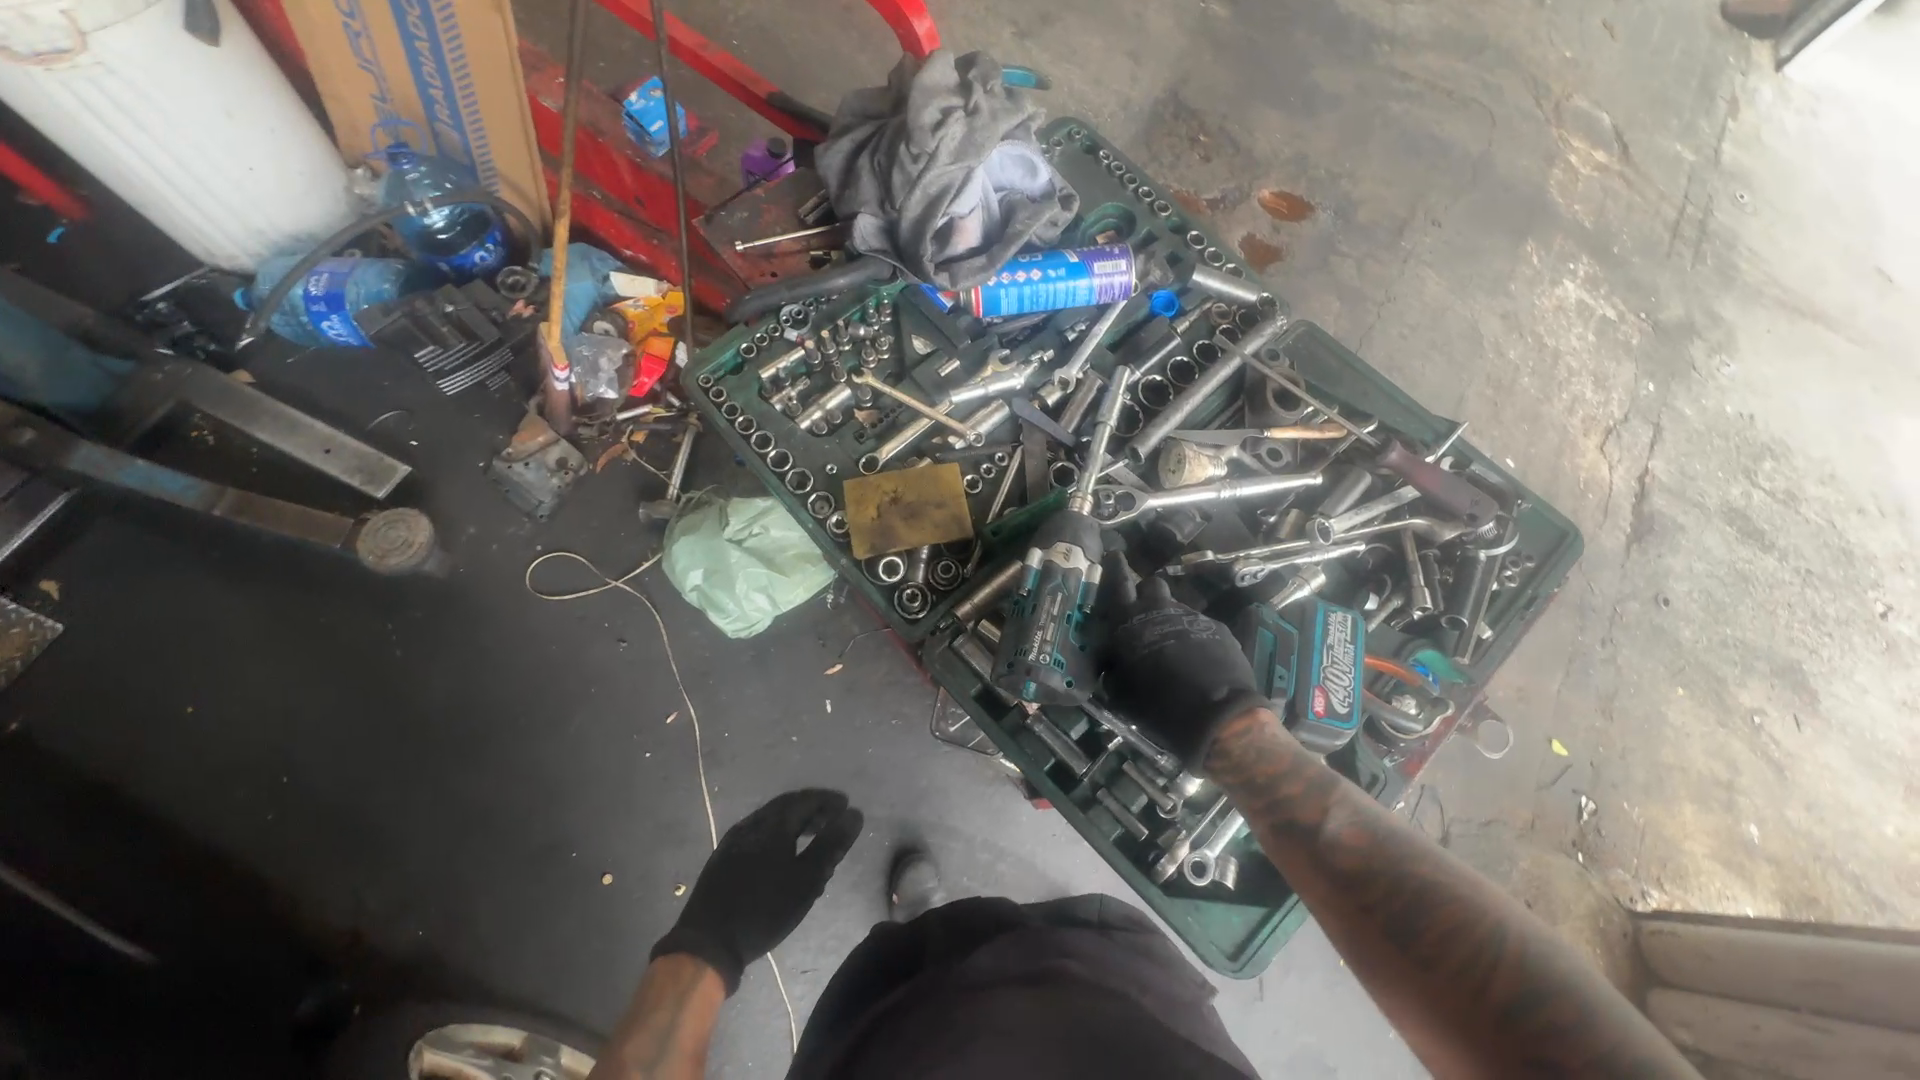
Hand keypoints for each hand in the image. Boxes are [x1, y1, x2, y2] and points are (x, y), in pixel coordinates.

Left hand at [650, 789, 862, 993]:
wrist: (708, 943)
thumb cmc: (764, 909)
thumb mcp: (807, 879)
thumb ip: (831, 845)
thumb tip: (854, 814)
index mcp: (772, 824)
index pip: (805, 799)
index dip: (828, 801)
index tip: (846, 806)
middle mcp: (750, 824)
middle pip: (786, 807)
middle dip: (812, 810)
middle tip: (833, 820)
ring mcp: (733, 841)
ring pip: (771, 822)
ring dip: (795, 824)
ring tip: (813, 839)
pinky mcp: (723, 859)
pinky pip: (758, 836)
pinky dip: (778, 836)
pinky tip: (784, 856)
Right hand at [1103, 575, 1267, 768]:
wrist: (1218, 716)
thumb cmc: (1159, 706)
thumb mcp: (1123, 694)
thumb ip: (1116, 671)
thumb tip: (1113, 665)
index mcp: (1130, 622)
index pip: (1119, 581)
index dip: (1115, 566)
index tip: (1114, 555)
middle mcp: (1161, 610)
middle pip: (1153, 584)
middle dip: (1147, 593)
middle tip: (1144, 613)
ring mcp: (1194, 616)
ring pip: (1178, 607)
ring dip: (1172, 620)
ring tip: (1174, 648)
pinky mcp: (1219, 629)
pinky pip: (1201, 627)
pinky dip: (1196, 638)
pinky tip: (1198, 662)